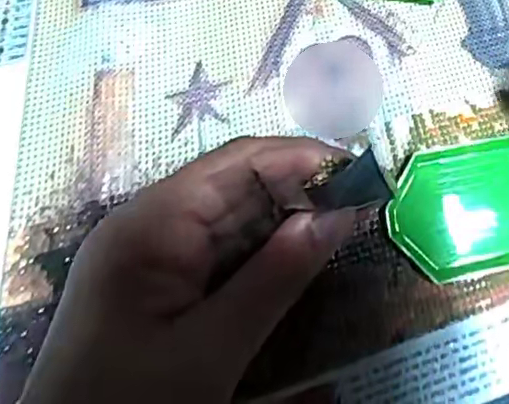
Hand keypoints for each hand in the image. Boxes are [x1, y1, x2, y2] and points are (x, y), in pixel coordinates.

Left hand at [21, 137, 355, 403]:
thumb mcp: (209, 352)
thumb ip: (277, 276)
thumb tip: (340, 212)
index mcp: (151, 222)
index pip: (240, 161)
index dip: (302, 156)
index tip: (358, 169)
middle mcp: (148, 222)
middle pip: (239, 184)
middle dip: (300, 189)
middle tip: (359, 204)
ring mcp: (150, 253)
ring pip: (234, 216)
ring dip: (286, 220)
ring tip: (340, 226)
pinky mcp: (155, 283)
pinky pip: (219, 250)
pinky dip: (262, 252)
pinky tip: (296, 260)